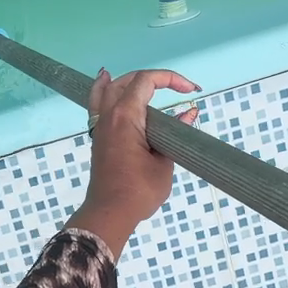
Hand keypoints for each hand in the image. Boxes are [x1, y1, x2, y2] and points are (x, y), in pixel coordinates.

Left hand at [67, 68, 200, 254]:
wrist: (110, 211)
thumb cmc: (139, 190)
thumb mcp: (165, 162)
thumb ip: (175, 134)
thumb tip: (189, 113)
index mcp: (125, 116)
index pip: (146, 82)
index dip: (170, 78)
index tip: (191, 89)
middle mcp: (108, 115)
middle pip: (126, 82)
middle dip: (153, 78)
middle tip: (177, 87)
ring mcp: (99, 126)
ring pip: (106, 90)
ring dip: (124, 80)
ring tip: (138, 76)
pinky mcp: (97, 137)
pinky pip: (96, 105)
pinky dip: (101, 91)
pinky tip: (105, 85)